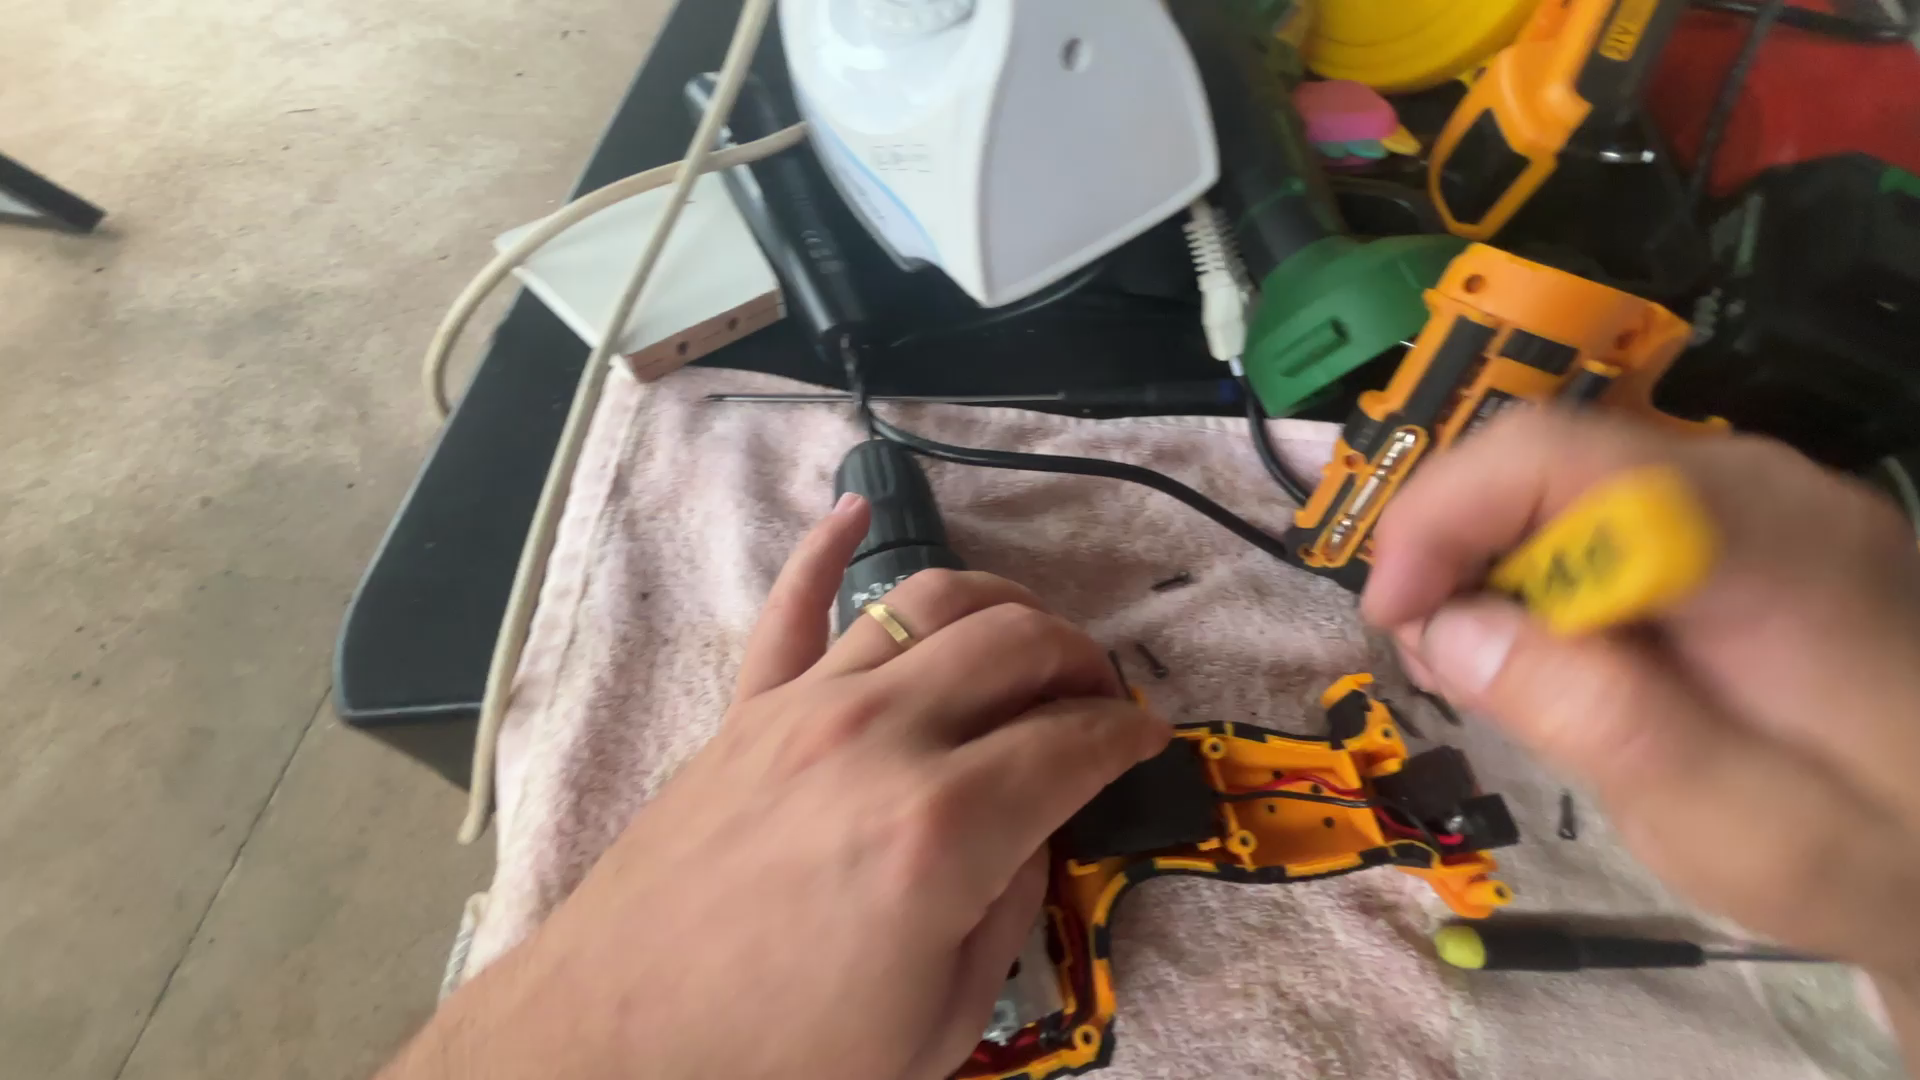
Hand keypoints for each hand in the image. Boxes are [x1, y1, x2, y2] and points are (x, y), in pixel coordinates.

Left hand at [383, 493, 1169, 1079]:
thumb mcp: (944, 1019)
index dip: (1129, 733)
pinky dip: (824, 548)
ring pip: (928, 602)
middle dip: (1082, 659)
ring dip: (1002, 603)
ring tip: (1029, 631)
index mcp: (943, 829)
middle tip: (1101, 692)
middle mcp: (882, 738)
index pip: (1073, 743)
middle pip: (1017, 645)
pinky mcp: (750, 705)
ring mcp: (809, 705)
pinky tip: (852, 510)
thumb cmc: (784, 1058)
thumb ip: (1011, 903)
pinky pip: (791, 605)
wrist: (615, 1047)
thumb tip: (1033, 820)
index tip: (1147, 734)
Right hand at [1361, 410, 1919, 1017]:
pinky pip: (1561, 509)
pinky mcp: (1706, 520)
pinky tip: (1516, 640)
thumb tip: (1448, 627)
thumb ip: (1603, 724)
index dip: (1440, 518)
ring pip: (1531, 482)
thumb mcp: (1747, 833)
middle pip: (1528, 459)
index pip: (1553, 462)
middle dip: (1439, 547)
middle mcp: (1750, 486)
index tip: (1395, 617)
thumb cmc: (1881, 854)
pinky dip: (1504, 567)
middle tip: (1423, 650)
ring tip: (1464, 661)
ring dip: (1465, 563)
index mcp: (1773, 547)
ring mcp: (1730, 495)